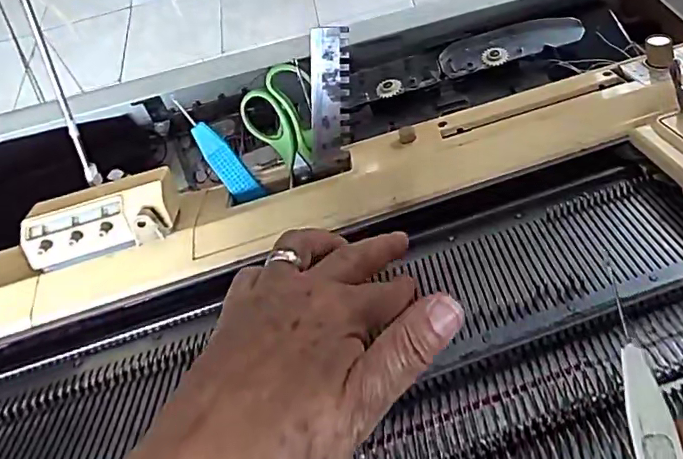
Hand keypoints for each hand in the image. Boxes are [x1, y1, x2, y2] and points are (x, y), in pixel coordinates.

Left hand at [129, 229, 464, 458]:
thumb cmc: (277, 444)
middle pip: (353, 258)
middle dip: (380, 250)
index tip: (422, 296)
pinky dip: (275, 265)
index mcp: (341, 313)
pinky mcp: (235, 314)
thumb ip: (406, 351)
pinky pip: (258, 270)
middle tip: (398, 243)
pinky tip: (274, 274)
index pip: (391, 293)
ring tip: (341, 244)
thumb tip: (447, 307)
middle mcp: (306, 293)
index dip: (412, 295)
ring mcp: (267, 299)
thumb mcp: (359, 405)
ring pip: (303, 249)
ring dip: (328, 244)